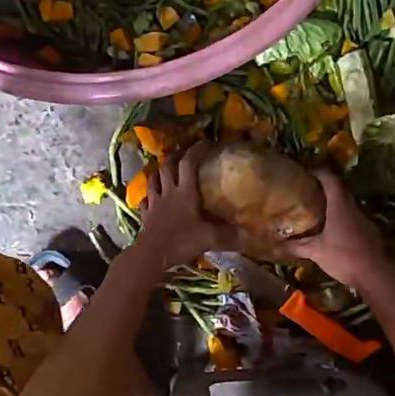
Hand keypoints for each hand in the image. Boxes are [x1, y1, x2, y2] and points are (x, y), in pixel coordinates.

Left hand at [130, 140, 236, 270]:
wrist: (152, 253)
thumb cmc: (182, 240)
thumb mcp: (209, 237)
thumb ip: (228, 234)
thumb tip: (249, 234)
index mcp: (185, 192)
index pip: (189, 164)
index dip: (196, 150)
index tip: (204, 142)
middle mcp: (168, 192)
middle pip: (168, 167)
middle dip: (175, 156)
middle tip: (182, 152)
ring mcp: (155, 202)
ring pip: (153, 180)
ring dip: (158, 172)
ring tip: (163, 169)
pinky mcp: (145, 215)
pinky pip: (145, 200)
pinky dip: (148, 196)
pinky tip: (151, 198)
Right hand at [279, 169, 394, 294]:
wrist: (375, 275)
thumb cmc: (344, 257)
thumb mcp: (316, 252)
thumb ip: (297, 246)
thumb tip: (277, 244)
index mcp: (339, 206)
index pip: (330, 179)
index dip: (318, 171)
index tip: (306, 171)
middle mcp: (353, 207)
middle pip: (340, 188)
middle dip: (325, 185)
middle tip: (309, 188)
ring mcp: (364, 219)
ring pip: (348, 203)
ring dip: (334, 202)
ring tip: (318, 207)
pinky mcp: (369, 231)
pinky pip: (353, 216)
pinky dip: (342, 216)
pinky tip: (334, 228)